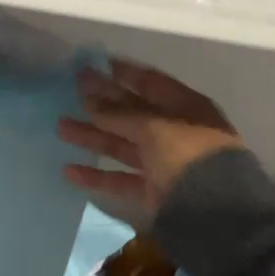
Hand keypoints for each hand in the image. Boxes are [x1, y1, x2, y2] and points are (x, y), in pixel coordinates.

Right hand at [57, 60, 243, 213]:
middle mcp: (175, 132)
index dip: (124, 74)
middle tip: (72, 91)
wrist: (213, 210)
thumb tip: (90, 101)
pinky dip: (96, 176)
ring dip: (93, 136)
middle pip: (133, 114)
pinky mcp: (151, 192)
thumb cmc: (189, 155)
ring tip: (61, 126)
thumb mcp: (155, 127)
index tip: (96, 65)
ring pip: (122, 145)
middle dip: (103, 103)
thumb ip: (120, 114)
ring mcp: (163, 164)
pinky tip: (69, 170)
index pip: (152, 84)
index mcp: (186, 108)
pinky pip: (119, 179)